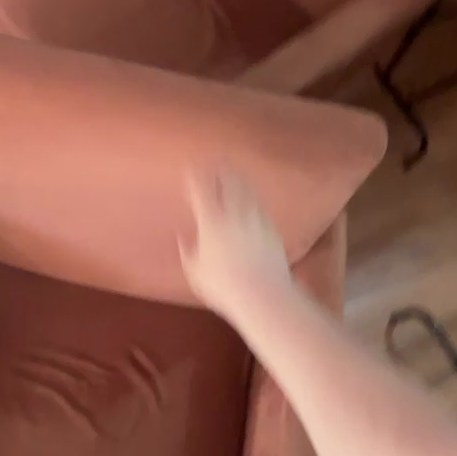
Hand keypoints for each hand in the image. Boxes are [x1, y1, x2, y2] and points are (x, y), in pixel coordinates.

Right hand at [180, 169, 295, 321]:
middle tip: (216, 160)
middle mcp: (235, 213)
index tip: (191, 168)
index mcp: (212, 220)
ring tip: (233, 175)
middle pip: (228, 182)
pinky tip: (249, 201)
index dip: (195, 176)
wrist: (263, 294)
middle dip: (221, 169)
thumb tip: (185, 238)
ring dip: (238, 180)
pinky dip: (251, 198)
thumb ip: (188, 251)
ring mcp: (256, 218)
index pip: (201, 189)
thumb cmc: (223, 285)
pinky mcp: (271, 228)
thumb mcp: (195, 271)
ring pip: (246, 191)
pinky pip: (258, 206)